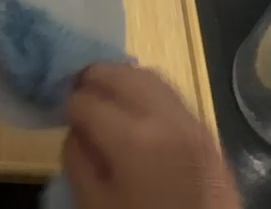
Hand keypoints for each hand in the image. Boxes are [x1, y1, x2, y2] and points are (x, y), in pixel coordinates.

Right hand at [63, 64, 239, 208]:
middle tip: (78, 91)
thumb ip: (77, 162)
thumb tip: (76, 129)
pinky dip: (147, 88)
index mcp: (132, 141)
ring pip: (146, 75)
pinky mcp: (205, 129)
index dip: (70, 106)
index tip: (65, 114)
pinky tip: (136, 104)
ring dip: (120, 77)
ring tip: (106, 92)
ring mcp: (188, 120)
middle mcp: (162, 118)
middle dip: (92, 78)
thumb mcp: (96, 207)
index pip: (86, 101)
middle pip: (118, 74)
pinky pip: (170, 92)